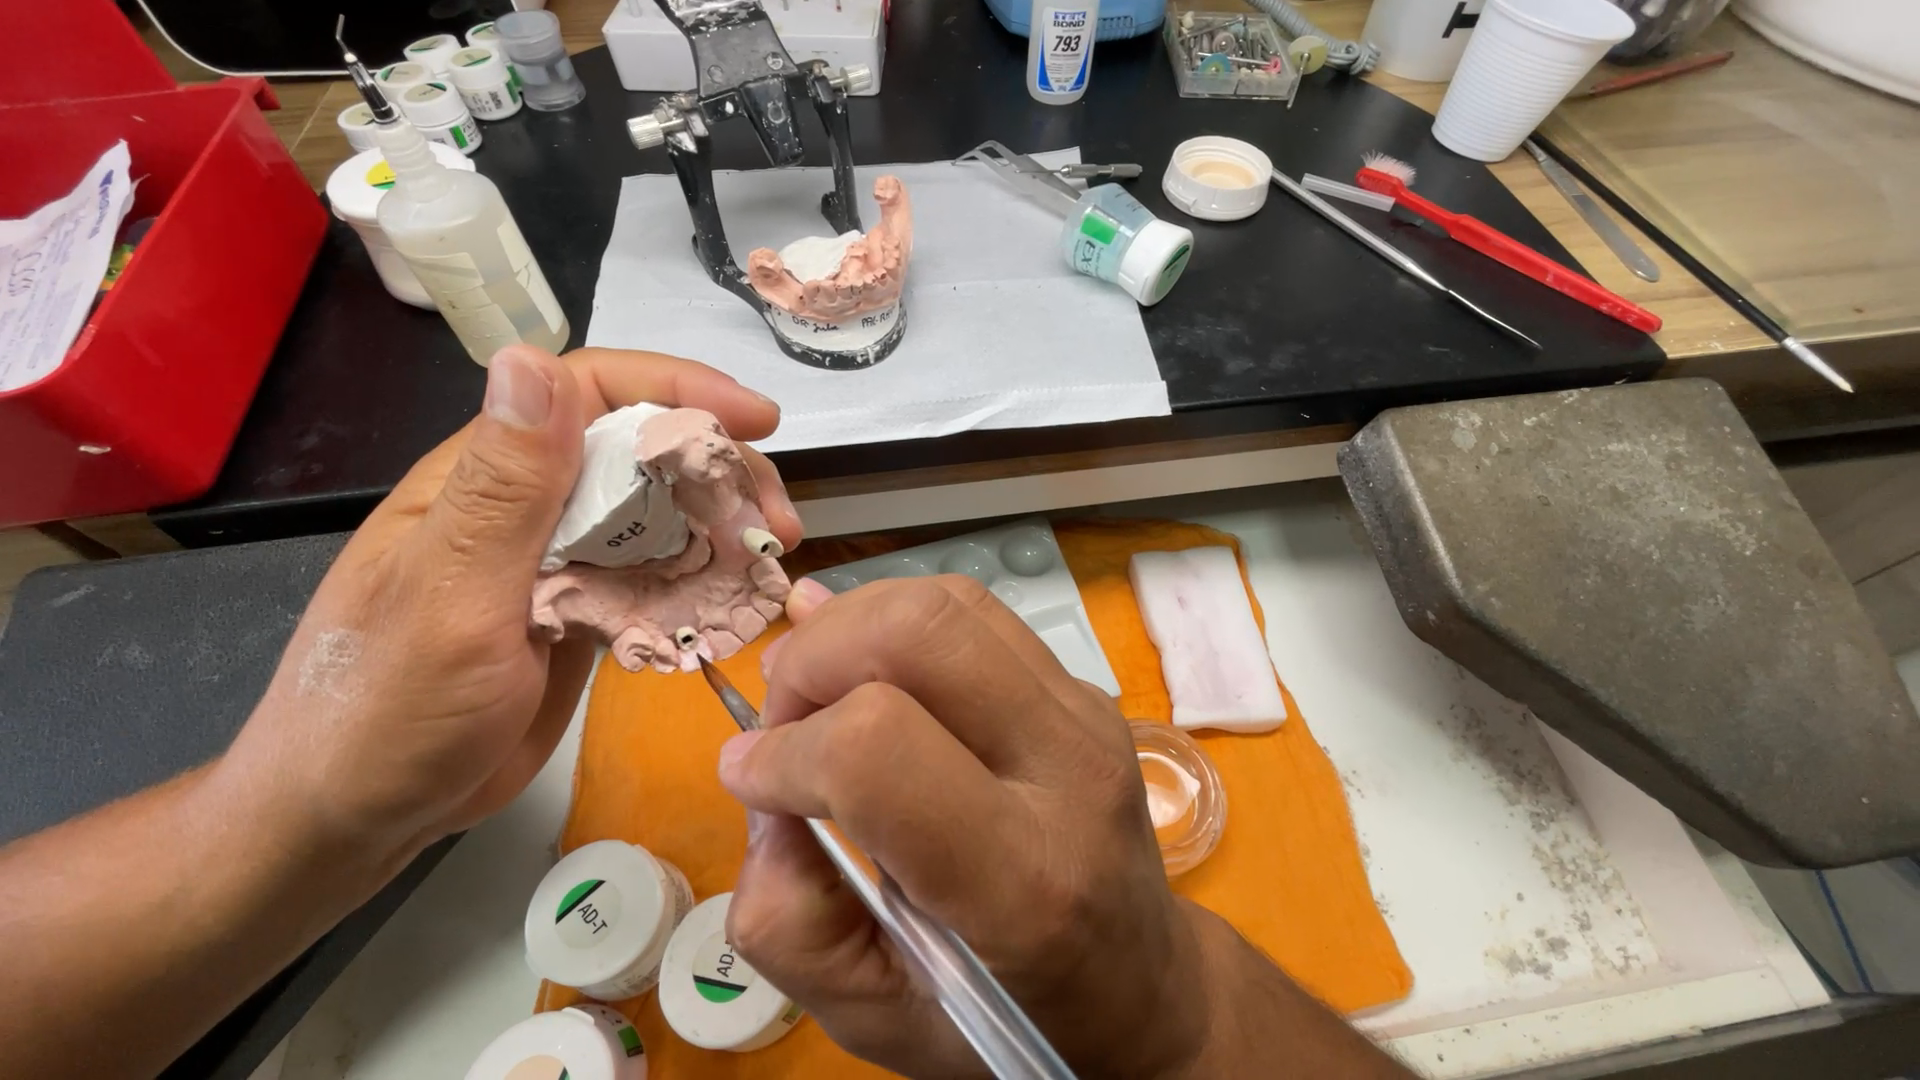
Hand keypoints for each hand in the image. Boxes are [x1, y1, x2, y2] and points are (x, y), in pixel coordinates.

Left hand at [215, 345, 801, 872]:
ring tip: (769, 561)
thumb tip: (534, 361)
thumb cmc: (386, 712)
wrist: (361, 814)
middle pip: (644, 453)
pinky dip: (703, 582)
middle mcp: (531, 505)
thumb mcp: (449, 599)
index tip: (757, 418)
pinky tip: (736, 602)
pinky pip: (657, 577)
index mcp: (487, 479)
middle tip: (778, 522)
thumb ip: (503, 489)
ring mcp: (561, 559)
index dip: (678, 390)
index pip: (591, 394)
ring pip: (660, 514)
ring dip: (722, 529)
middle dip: (722, 472)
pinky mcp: (583, 609)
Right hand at [715, 576, 1210, 1078]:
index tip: (751, 775)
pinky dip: (895, 620)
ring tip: (819, 688)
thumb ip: (792, 924)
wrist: (1141, 982)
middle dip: (818, 656)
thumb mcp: (876, 1018)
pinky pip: (973, 612)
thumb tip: (768, 794)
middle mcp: (1068, 770)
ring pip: (948, 602)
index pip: (879, 751)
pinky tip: (864, 665)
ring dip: (853, 626)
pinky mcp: (1080, 687)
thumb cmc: (1011, 1017)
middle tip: (784, 716)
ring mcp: (1084, 712)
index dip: (788, 750)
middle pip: (921, 633)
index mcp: (1023, 881)